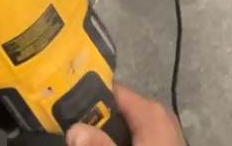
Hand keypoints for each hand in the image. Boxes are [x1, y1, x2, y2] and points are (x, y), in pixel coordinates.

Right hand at [66, 84, 185, 145]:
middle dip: (97, 128)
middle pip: (116, 111)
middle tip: (76, 142)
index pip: (111, 91)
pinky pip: (136, 139)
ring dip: (108, 140)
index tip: (68, 117)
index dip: (88, 102)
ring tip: (88, 145)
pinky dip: (122, 144)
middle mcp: (158, 116)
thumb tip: (73, 130)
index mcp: (150, 112)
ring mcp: (164, 133)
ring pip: (125, 129)